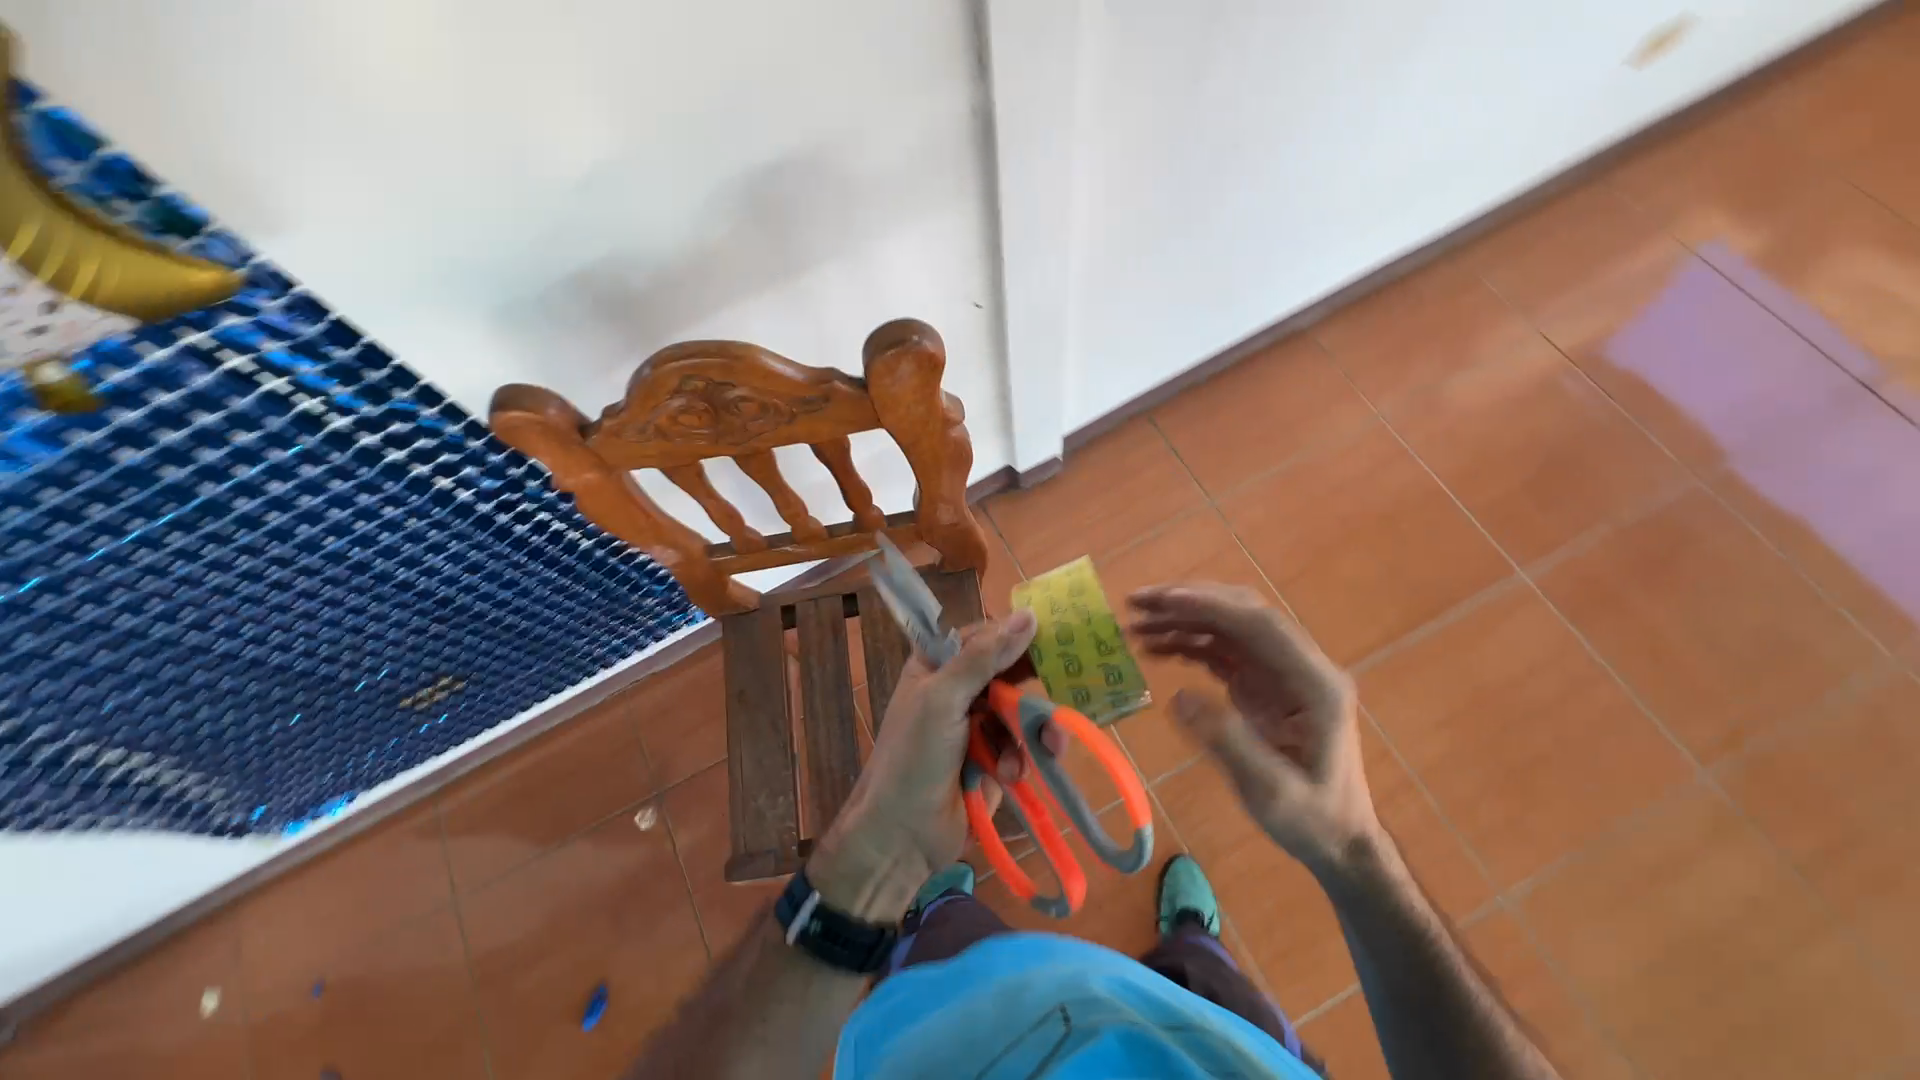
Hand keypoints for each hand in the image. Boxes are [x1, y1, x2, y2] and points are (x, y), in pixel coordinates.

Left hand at [809, 610, 1039, 918]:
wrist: (902, 835)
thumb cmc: (913, 756)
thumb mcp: (943, 698)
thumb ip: (985, 657)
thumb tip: (1029, 615)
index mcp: (936, 666)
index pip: (984, 637)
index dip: (1016, 638)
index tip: (1054, 639)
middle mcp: (957, 691)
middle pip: (1010, 674)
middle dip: (1032, 689)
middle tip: (1065, 689)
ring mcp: (976, 728)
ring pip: (1022, 712)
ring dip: (1031, 731)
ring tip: (1047, 746)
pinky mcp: (993, 762)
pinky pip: (1022, 747)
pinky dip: (1022, 758)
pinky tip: (1013, 774)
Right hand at [1129, 585, 1378, 874]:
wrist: (1340, 841)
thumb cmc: (1313, 819)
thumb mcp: (1272, 790)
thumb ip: (1228, 742)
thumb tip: (1178, 698)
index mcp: (1314, 682)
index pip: (1260, 624)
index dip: (1210, 606)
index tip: (1162, 602)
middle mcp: (1300, 666)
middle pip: (1242, 614)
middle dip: (1189, 602)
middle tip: (1136, 603)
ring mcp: (1282, 673)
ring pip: (1229, 629)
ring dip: (1183, 621)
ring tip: (1135, 626)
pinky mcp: (1264, 686)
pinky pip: (1224, 652)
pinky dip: (1189, 644)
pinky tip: (1156, 650)